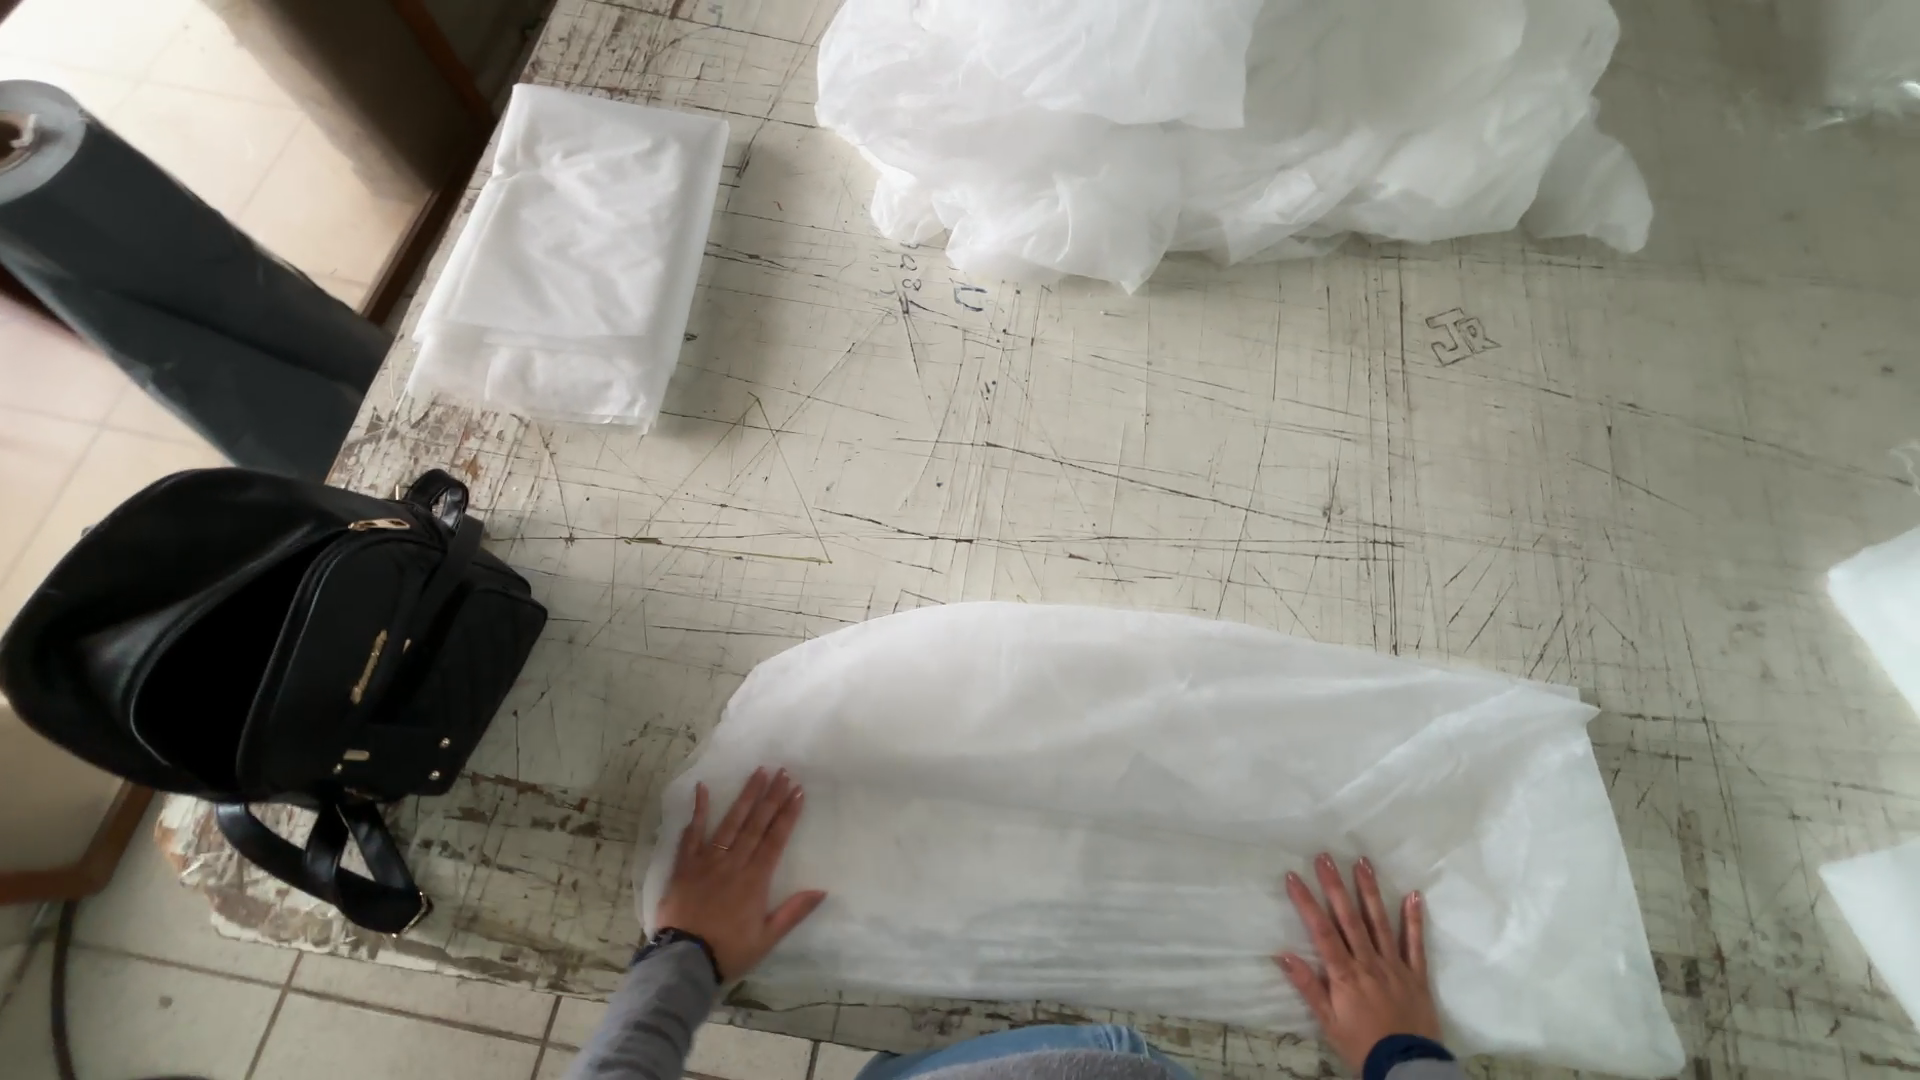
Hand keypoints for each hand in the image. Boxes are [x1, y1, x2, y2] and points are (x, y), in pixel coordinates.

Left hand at [653, 767, 826, 980]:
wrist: (682, 961)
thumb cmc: (727, 951)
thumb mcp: (766, 938)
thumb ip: (793, 912)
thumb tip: (822, 890)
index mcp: (755, 879)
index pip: (776, 839)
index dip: (788, 814)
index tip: (798, 791)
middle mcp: (734, 863)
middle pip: (757, 824)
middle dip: (772, 797)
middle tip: (783, 772)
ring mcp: (708, 861)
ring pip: (731, 822)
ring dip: (746, 796)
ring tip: (759, 773)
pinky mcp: (685, 866)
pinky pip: (692, 834)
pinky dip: (698, 811)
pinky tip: (702, 788)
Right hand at [1276, 853, 1440, 1072]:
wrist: (1409, 1071)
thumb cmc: (1362, 1046)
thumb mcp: (1328, 1022)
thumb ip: (1307, 986)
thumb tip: (1282, 953)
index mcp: (1344, 974)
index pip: (1321, 930)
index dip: (1306, 902)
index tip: (1293, 876)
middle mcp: (1368, 963)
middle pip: (1349, 918)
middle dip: (1335, 885)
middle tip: (1325, 856)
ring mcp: (1394, 967)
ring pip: (1379, 923)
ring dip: (1370, 891)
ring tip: (1363, 862)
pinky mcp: (1417, 976)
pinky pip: (1415, 944)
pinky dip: (1414, 919)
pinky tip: (1413, 895)